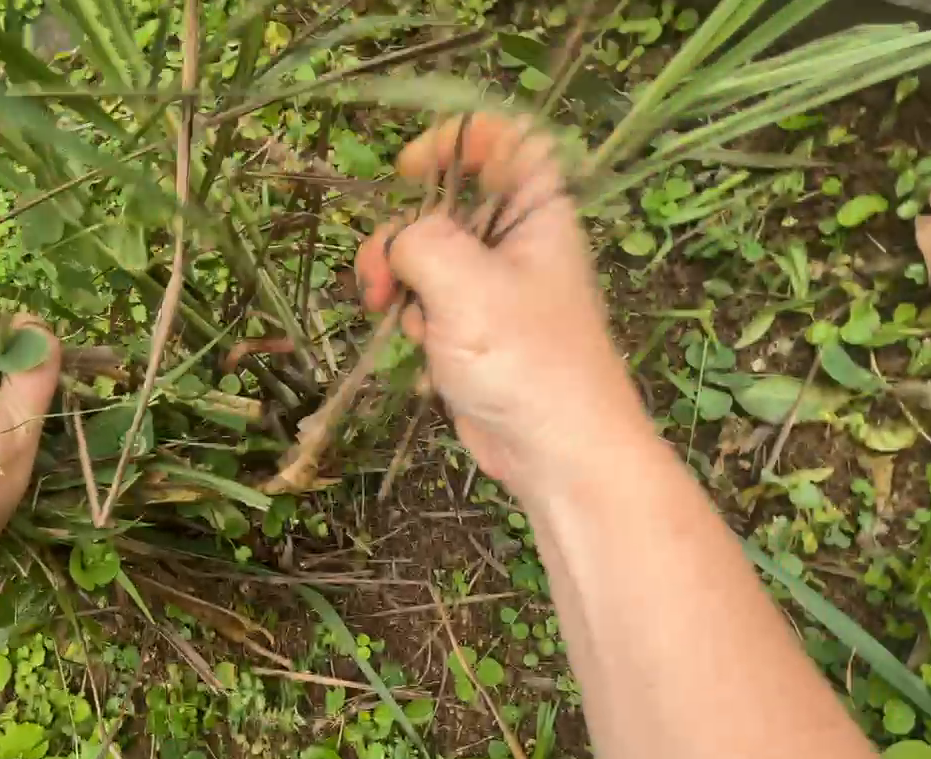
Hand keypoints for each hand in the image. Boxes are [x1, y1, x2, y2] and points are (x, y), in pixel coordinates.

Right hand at [353, 113, 650, 493]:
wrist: (552, 445)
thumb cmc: (523, 358)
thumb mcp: (466, 286)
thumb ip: (421, 243)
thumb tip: (395, 245)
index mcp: (535, 213)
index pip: (503, 143)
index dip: (456, 141)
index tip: (405, 170)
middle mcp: (515, 245)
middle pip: (443, 212)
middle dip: (400, 242)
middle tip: (378, 284)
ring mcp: (492, 292)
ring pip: (426, 266)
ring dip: (401, 290)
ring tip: (398, 324)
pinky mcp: (474, 333)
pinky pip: (428, 309)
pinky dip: (414, 326)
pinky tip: (422, 353)